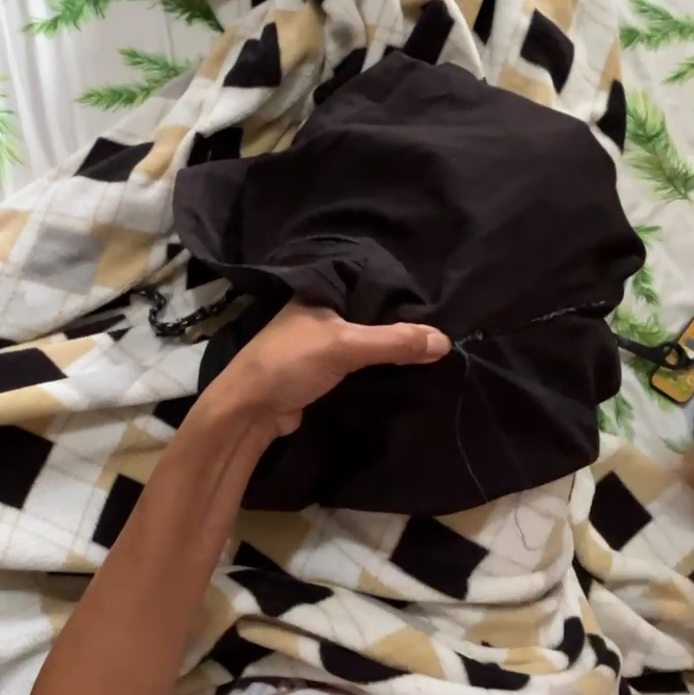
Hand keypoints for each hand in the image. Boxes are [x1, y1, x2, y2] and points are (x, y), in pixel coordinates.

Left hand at [200, 301, 449, 438]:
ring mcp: (321, 343)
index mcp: (321, 290)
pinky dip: (379, 367)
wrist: (248, 412)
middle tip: (443, 331)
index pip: (371, 282)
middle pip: (372, 314)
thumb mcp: (344, 346)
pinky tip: (406, 371)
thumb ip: (393, 341)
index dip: (403, 293)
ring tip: (432, 350)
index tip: (442, 303)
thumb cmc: (289, 364)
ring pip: (367, 340)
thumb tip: (445, 342)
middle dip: (401, 323)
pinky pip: (360, 364)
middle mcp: (321, 311)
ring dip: (391, 348)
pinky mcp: (323, 371)